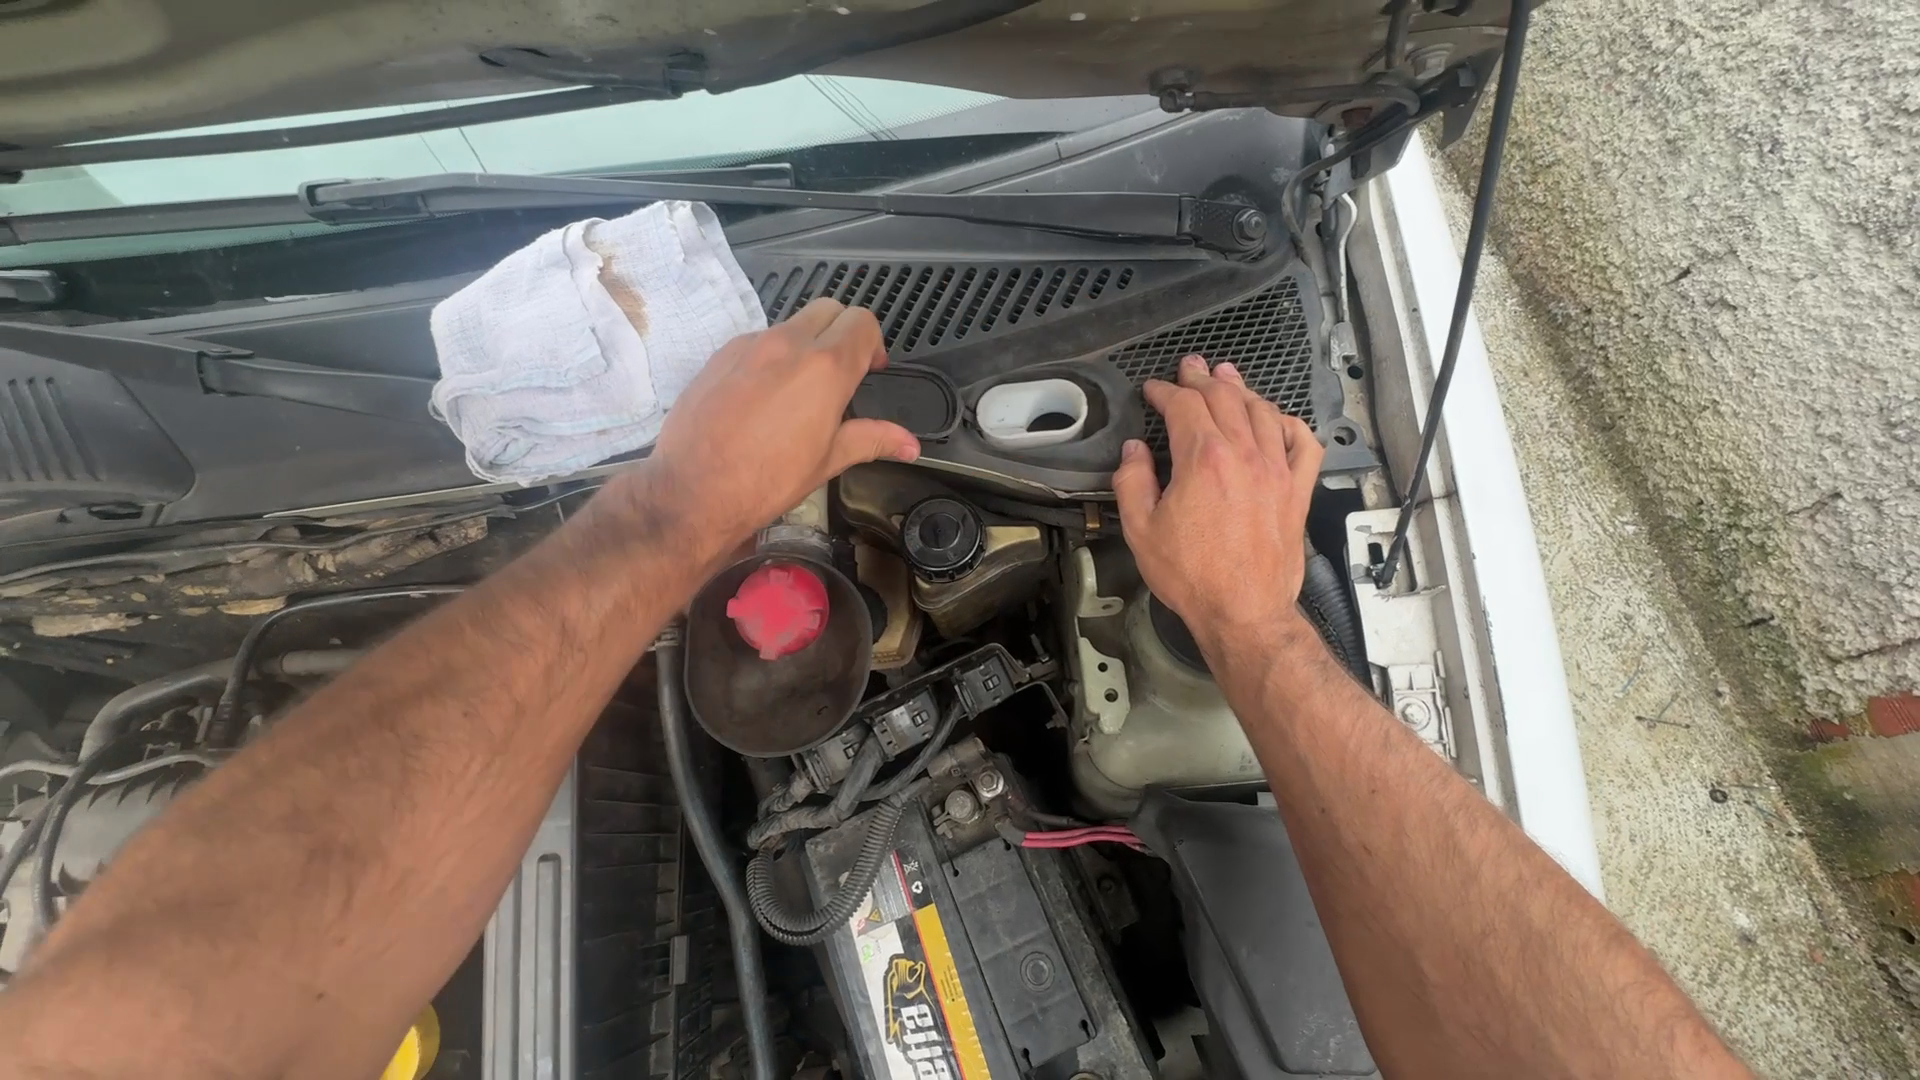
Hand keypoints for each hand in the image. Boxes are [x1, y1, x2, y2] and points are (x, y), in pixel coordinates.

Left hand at [614, 298, 919, 555]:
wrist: (692, 490)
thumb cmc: (768, 481)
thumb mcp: (828, 462)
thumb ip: (872, 440)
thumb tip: (910, 445)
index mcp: (825, 368)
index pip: (863, 323)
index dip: (874, 344)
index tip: (870, 372)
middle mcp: (788, 344)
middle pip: (829, 309)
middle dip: (843, 333)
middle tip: (842, 374)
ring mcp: (749, 345)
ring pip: (792, 323)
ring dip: (807, 343)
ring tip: (801, 389)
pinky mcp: (720, 355)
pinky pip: (758, 341)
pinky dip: (773, 356)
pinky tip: (764, 397)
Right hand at [1113, 354, 1323, 646]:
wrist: (1243, 611)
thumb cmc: (1193, 576)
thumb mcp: (1141, 530)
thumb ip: (1133, 482)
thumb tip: (1134, 453)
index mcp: (1204, 460)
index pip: (1184, 406)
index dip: (1165, 391)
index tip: (1153, 390)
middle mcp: (1245, 455)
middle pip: (1224, 398)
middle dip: (1202, 378)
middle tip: (1190, 368)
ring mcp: (1277, 470)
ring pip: (1262, 411)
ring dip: (1241, 389)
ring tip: (1228, 377)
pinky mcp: (1296, 490)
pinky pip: (1303, 442)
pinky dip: (1289, 423)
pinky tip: (1278, 418)